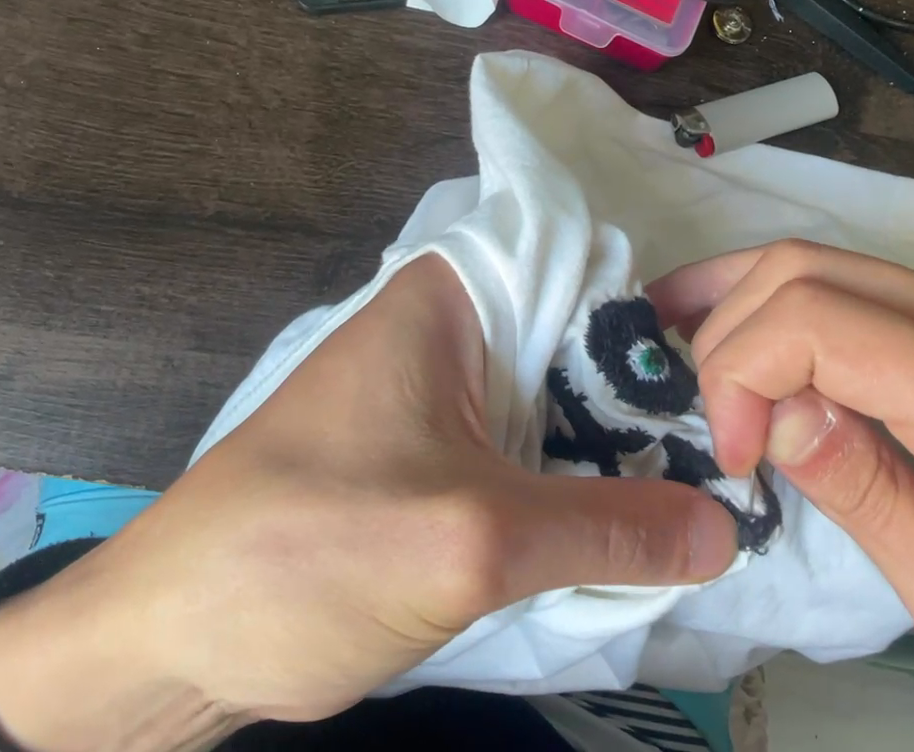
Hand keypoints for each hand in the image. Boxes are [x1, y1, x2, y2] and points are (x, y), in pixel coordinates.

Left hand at [0, 255, 737, 751]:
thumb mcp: (473, 541)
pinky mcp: (431, 458)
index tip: (736, 384)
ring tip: (708, 497)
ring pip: (558, 410)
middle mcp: (446, 331)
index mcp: (448, 300)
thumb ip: (607, 529)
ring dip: (616, 457)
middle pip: (579, 350)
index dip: (663, 327)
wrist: (173, 639)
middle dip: (649, 406)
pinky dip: (573, 490)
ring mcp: (437, 398)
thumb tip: (724, 530)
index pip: (584, 275)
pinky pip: (527, 457)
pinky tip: (633, 527)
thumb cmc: (305, 554)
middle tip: (741, 456)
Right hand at [649, 241, 913, 751]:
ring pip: (827, 263)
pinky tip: (746, 339)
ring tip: (688, 354)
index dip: (740, 371)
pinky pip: (861, 292)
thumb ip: (872, 501)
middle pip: (810, 269)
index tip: (731, 457)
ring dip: (744, 305)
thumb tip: (774, 411)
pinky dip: (787, 311)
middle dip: (727, 330)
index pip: (819, 320)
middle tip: (709, 418)